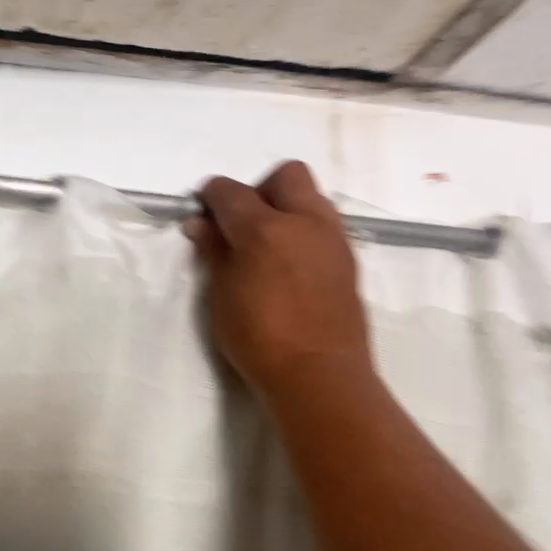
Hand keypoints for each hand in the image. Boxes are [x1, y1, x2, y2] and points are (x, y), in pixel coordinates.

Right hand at [185, 161, 373, 398]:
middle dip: (260, 189)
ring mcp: (333, 239)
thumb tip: (201, 223)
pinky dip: (304, 232)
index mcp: (264, 228)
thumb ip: (214, 252)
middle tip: (243, 224)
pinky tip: (290, 266)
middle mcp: (304, 222)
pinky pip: (325, 226)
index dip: (211, 197)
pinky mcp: (349, 260)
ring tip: (268, 246)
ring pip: (312, 198)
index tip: (202, 214)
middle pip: (286, 175)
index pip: (231, 191)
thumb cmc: (258, 338)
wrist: (319, 375)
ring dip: (287, 208)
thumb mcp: (221, 295)